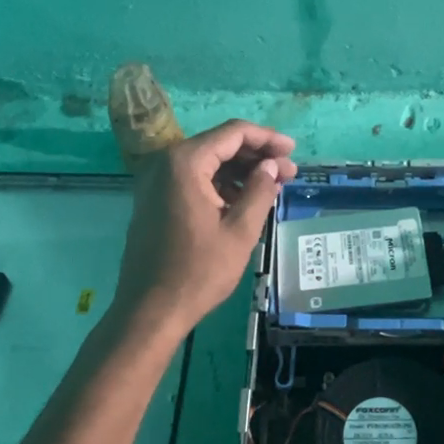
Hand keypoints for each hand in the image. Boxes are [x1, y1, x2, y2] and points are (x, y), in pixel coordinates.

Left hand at [113, 119, 297, 335]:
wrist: (149, 311)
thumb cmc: (198, 271)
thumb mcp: (240, 231)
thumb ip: (260, 190)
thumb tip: (271, 166)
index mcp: (185, 162)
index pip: (233, 133)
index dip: (267, 138)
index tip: (293, 151)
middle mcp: (166, 162)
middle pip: (219, 144)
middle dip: (256, 156)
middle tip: (287, 173)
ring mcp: (156, 181)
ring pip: (207, 162)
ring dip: (240, 171)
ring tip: (272, 187)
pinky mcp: (154, 199)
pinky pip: (193, 179)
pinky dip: (220, 184)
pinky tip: (244, 200)